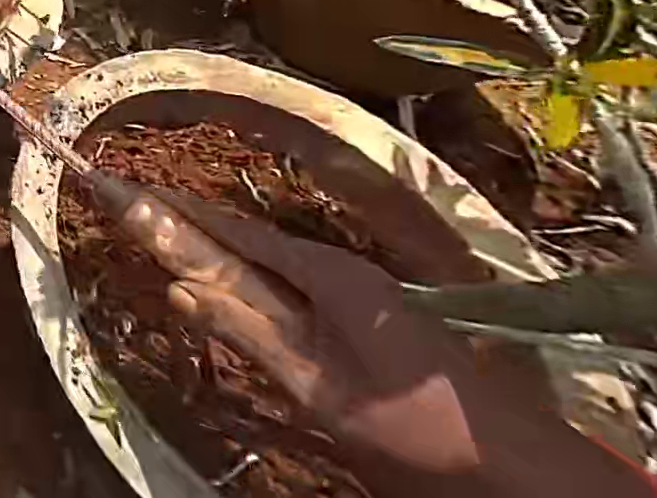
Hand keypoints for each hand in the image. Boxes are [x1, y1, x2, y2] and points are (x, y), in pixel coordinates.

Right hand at [116, 189, 656, 497]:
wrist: (525, 473)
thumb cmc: (419, 430)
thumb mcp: (322, 390)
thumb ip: (248, 333)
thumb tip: (175, 288)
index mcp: (324, 272)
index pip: (233, 229)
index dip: (178, 208)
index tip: (131, 188)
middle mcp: (335, 266)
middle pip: (245, 235)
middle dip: (191, 218)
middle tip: (138, 204)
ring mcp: (352, 286)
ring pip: (266, 254)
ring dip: (216, 240)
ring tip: (169, 229)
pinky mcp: (362, 308)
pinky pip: (286, 274)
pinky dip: (245, 265)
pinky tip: (229, 271)